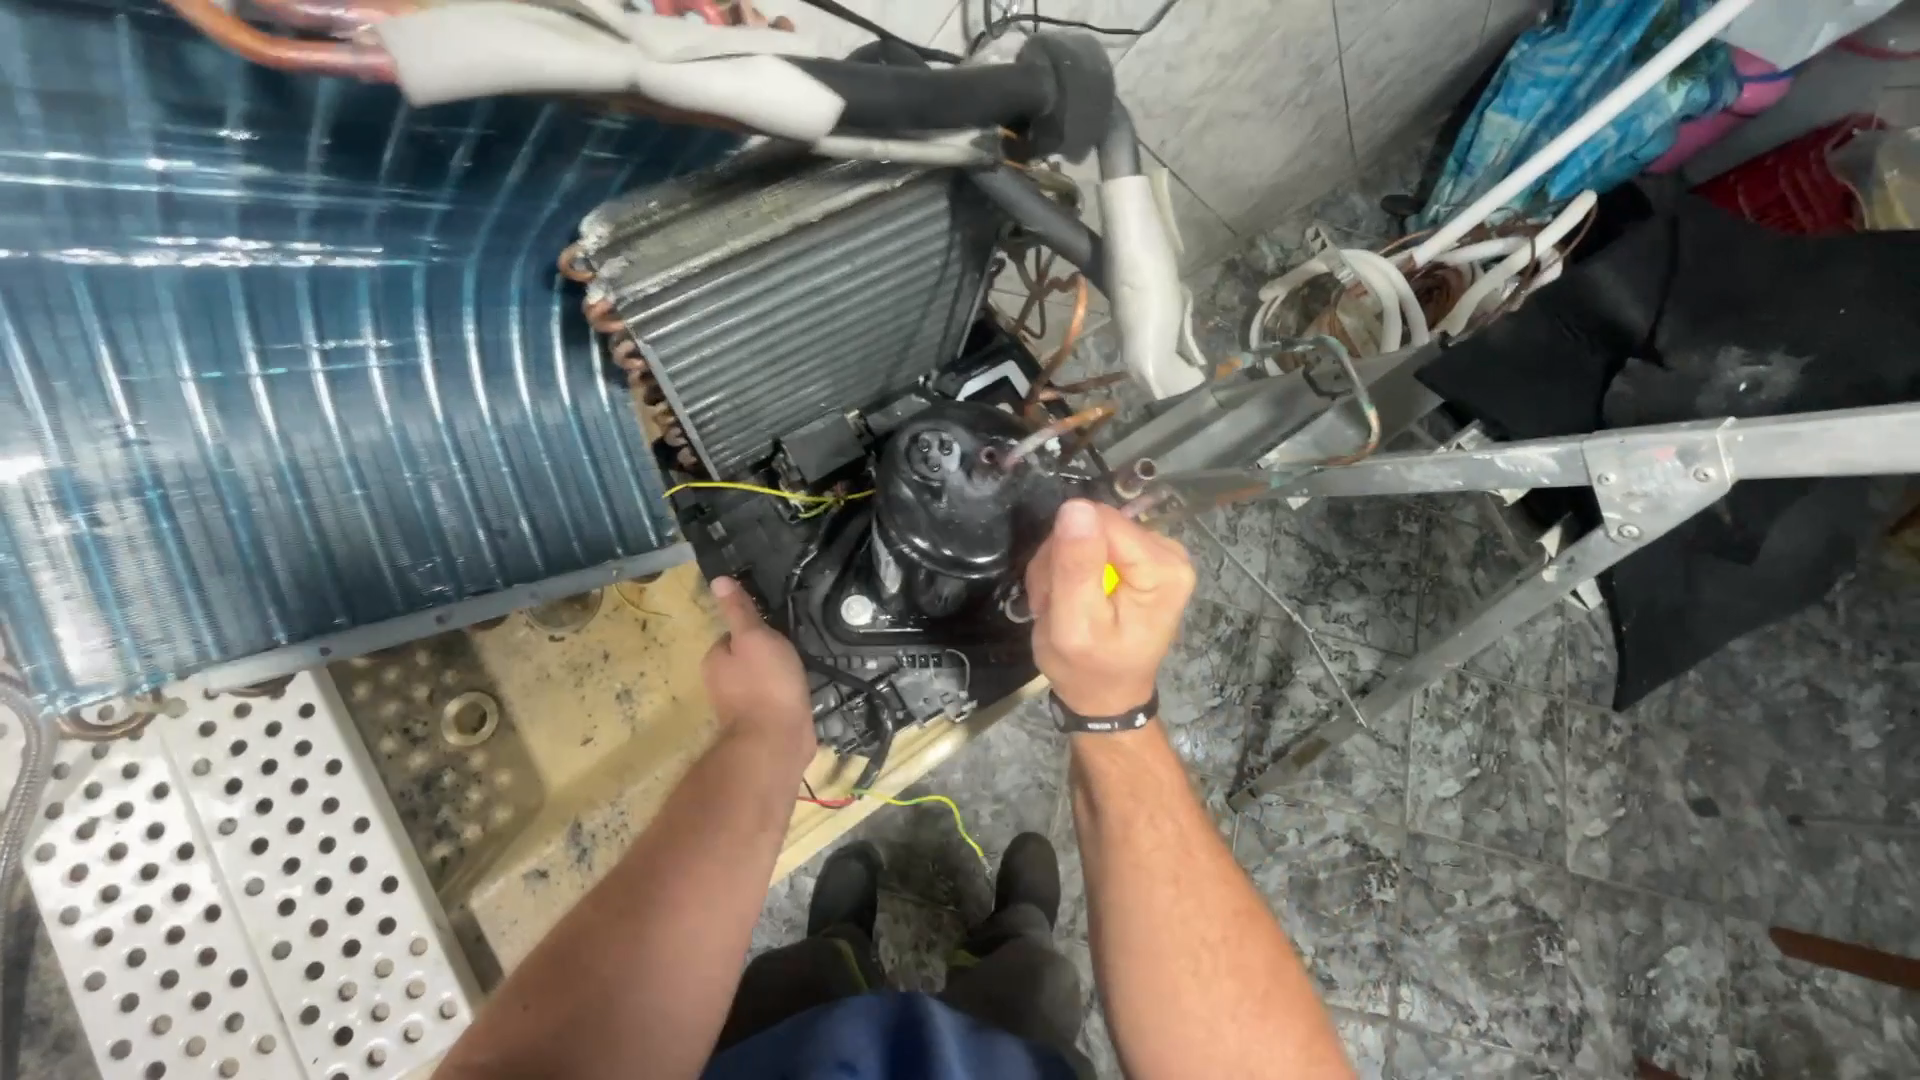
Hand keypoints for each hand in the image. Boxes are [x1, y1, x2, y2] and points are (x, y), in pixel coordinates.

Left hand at [702, 577, 816, 771]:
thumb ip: (739, 610)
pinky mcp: (762, 724)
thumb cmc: (765, 684)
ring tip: (801, 673)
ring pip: (762, 680)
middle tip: (793, 652)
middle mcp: (721, 683)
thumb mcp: (754, 636)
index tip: (777, 631)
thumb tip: (718, 579)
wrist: (776, 741)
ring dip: (780, 676)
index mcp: (715, 659)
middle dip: (770, 655)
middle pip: (748, 657)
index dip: (756, 630)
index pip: (734, 634)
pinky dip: (786, 696)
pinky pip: (774, 700)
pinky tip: (802, 695)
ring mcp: (741, 707)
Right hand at [1026, 499, 1194, 716]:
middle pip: (1092, 523)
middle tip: (1052, 602)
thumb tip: (1076, 507)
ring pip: (1085, 530)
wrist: (1105, 696)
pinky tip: (1068, 597)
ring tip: (1058, 604)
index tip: (1052, 592)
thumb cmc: (1088, 670)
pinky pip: (1090, 541)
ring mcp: (1155, 552)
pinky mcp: (1139, 556)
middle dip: (1060, 559)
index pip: (1099, 521)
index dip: (1064, 549)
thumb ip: (1076, 567)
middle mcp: (1168, 552)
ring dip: (1058, 566)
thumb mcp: (1073, 625)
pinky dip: (1068, 568)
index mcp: (1162, 568)